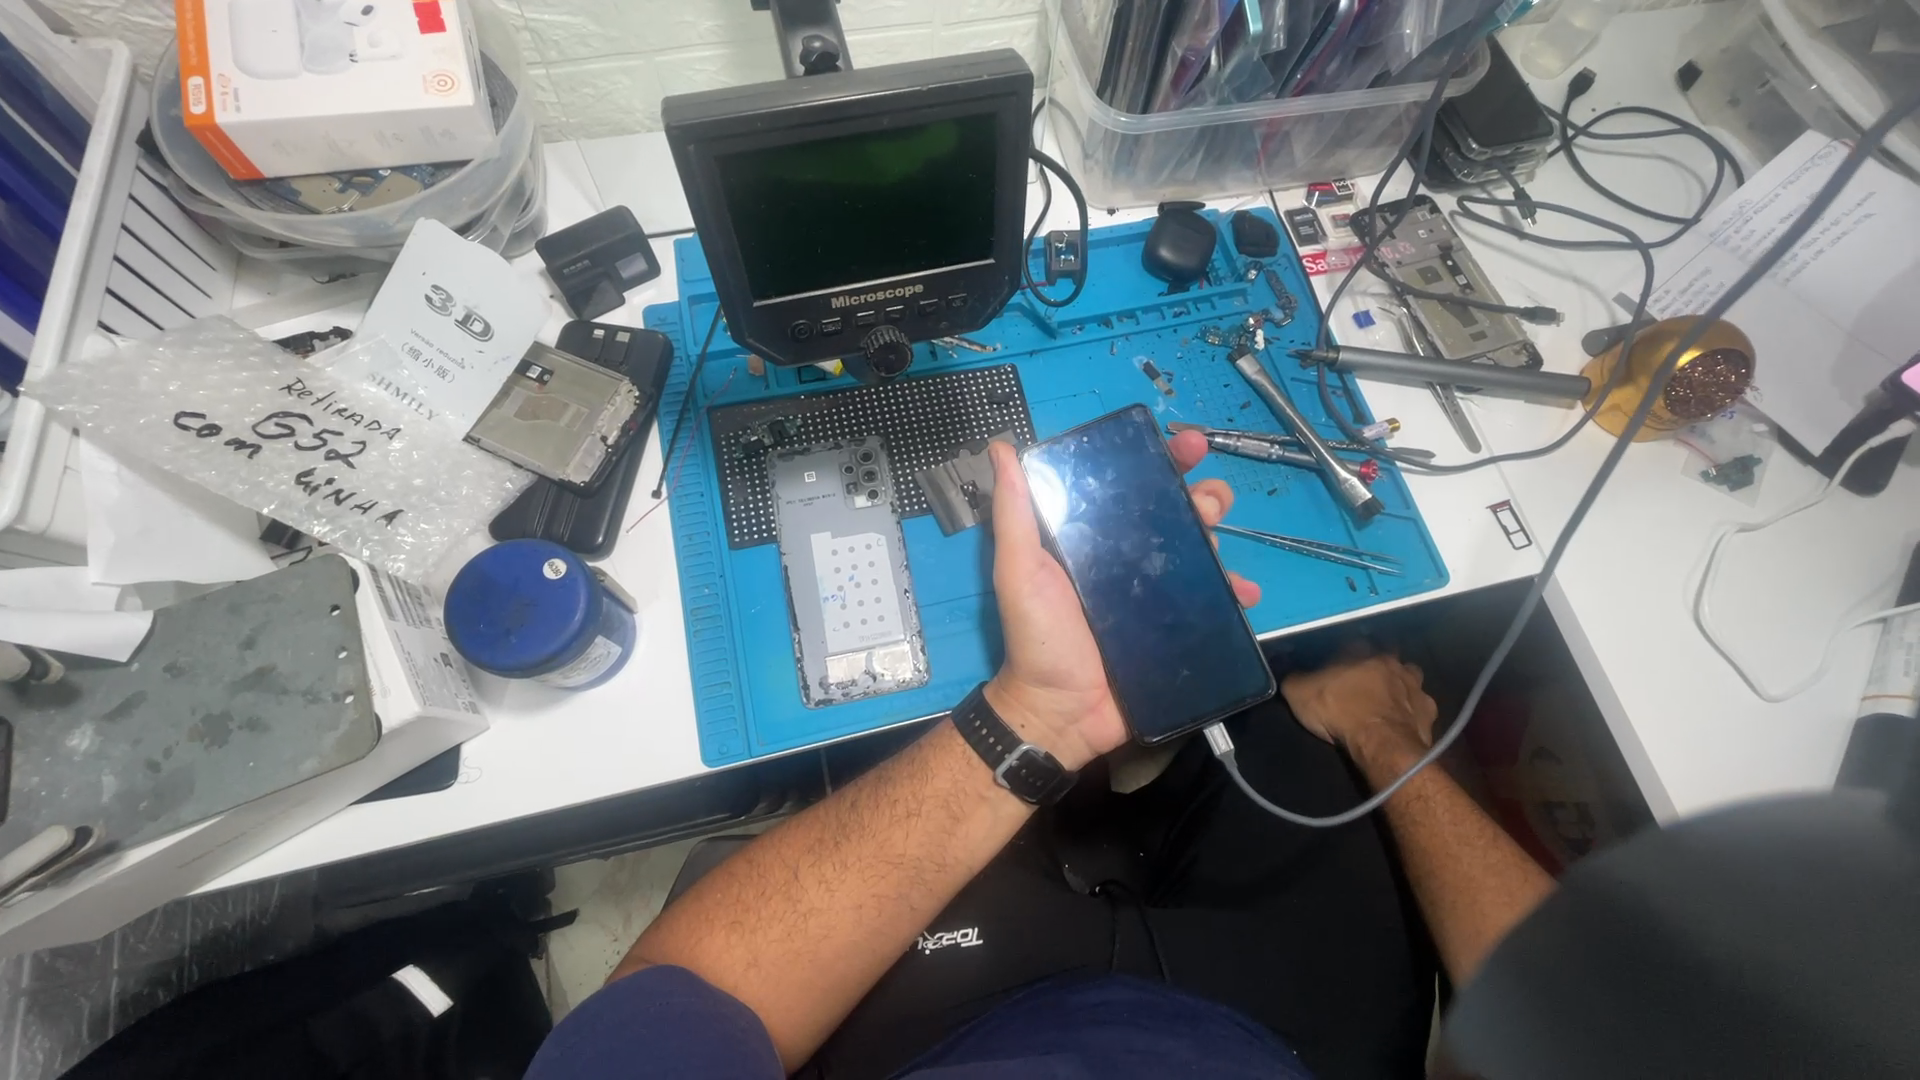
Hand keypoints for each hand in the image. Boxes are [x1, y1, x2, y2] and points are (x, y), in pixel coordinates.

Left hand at [983, 430, 1260, 770]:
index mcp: (1091, 539)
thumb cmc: (1037, 637)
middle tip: (1211, 497)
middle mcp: (1125, 560)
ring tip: (1220, 538)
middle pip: (1172, 514)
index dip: (1158, 461)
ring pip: (1198, 551)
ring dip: (1218, 536)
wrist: (1061, 712)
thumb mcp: (1018, 570)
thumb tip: (1003, 448)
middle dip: (1200, 495)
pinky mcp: (1177, 629)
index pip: (1127, 487)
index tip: (1186, 444)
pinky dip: (1234, 592)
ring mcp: (1154, 595)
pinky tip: (1245, 592)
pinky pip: (1214, 603)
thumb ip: (1013, 513)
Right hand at [1282, 651, 1438, 781]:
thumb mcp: (1298, 693)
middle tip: (1367, 674)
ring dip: (1402, 680)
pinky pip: (1422, 703)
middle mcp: (1390, 661)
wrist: (1380, 743)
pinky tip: (1405, 717)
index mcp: (1359, 651)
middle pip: (1387, 652)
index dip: (1345, 649)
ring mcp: (1413, 685)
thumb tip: (1289, 670)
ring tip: (1389, 694)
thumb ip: (1293, 678)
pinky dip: (1414, 707)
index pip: (1353, 640)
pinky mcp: (1428, 709)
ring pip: (1411, 673)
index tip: (1337, 660)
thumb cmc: (1338, 711)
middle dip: (1379, 660)